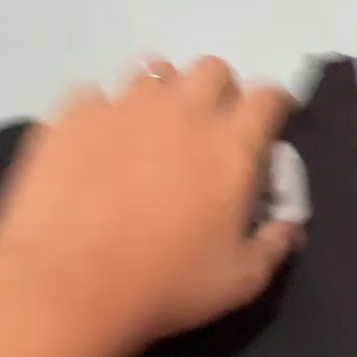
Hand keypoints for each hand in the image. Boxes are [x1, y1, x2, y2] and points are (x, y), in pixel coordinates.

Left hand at [0, 56, 301, 347]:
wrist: (65, 288)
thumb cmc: (168, 284)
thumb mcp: (242, 279)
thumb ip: (274, 244)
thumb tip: (291, 227)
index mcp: (233, 146)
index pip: (268, 96)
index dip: (275, 105)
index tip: (269, 126)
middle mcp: (184, 112)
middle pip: (212, 68)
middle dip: (219, 90)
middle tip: (211, 128)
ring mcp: (124, 108)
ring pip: (153, 71)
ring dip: (163, 93)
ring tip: (153, 129)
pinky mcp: (72, 117)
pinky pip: (95, 94)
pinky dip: (105, 112)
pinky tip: (100, 143)